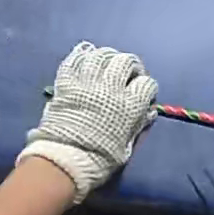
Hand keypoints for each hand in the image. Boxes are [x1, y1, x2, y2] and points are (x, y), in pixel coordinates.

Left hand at [19, 42, 158, 202]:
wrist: (64, 160)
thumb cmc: (99, 160)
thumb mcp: (127, 148)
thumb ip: (138, 126)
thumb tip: (150, 112)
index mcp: (129, 106)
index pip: (147, 84)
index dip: (146, 87)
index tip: (141, 92)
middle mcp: (110, 89)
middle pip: (125, 61)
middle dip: (130, 65)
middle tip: (126, 73)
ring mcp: (86, 83)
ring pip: (101, 55)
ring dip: (107, 56)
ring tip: (106, 64)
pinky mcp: (66, 83)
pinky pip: (74, 60)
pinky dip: (80, 54)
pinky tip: (85, 54)